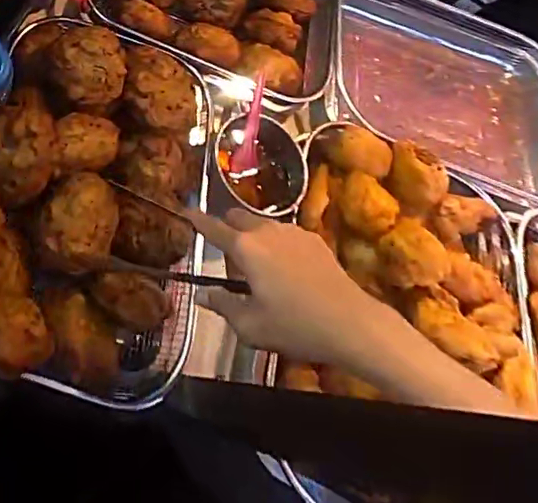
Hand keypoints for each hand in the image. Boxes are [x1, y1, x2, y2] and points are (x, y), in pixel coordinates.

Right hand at [189, 208, 382, 366]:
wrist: (352, 323)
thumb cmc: (296, 326)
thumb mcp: (251, 326)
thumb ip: (223, 305)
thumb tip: (204, 295)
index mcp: (245, 248)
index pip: (212, 227)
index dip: (196, 219)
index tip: (185, 212)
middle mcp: (265, 230)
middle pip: (236, 217)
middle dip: (226, 228)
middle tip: (227, 256)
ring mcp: (291, 231)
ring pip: (260, 224)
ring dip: (251, 237)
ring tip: (258, 268)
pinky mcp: (313, 238)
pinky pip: (283, 234)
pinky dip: (275, 244)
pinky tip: (286, 271)